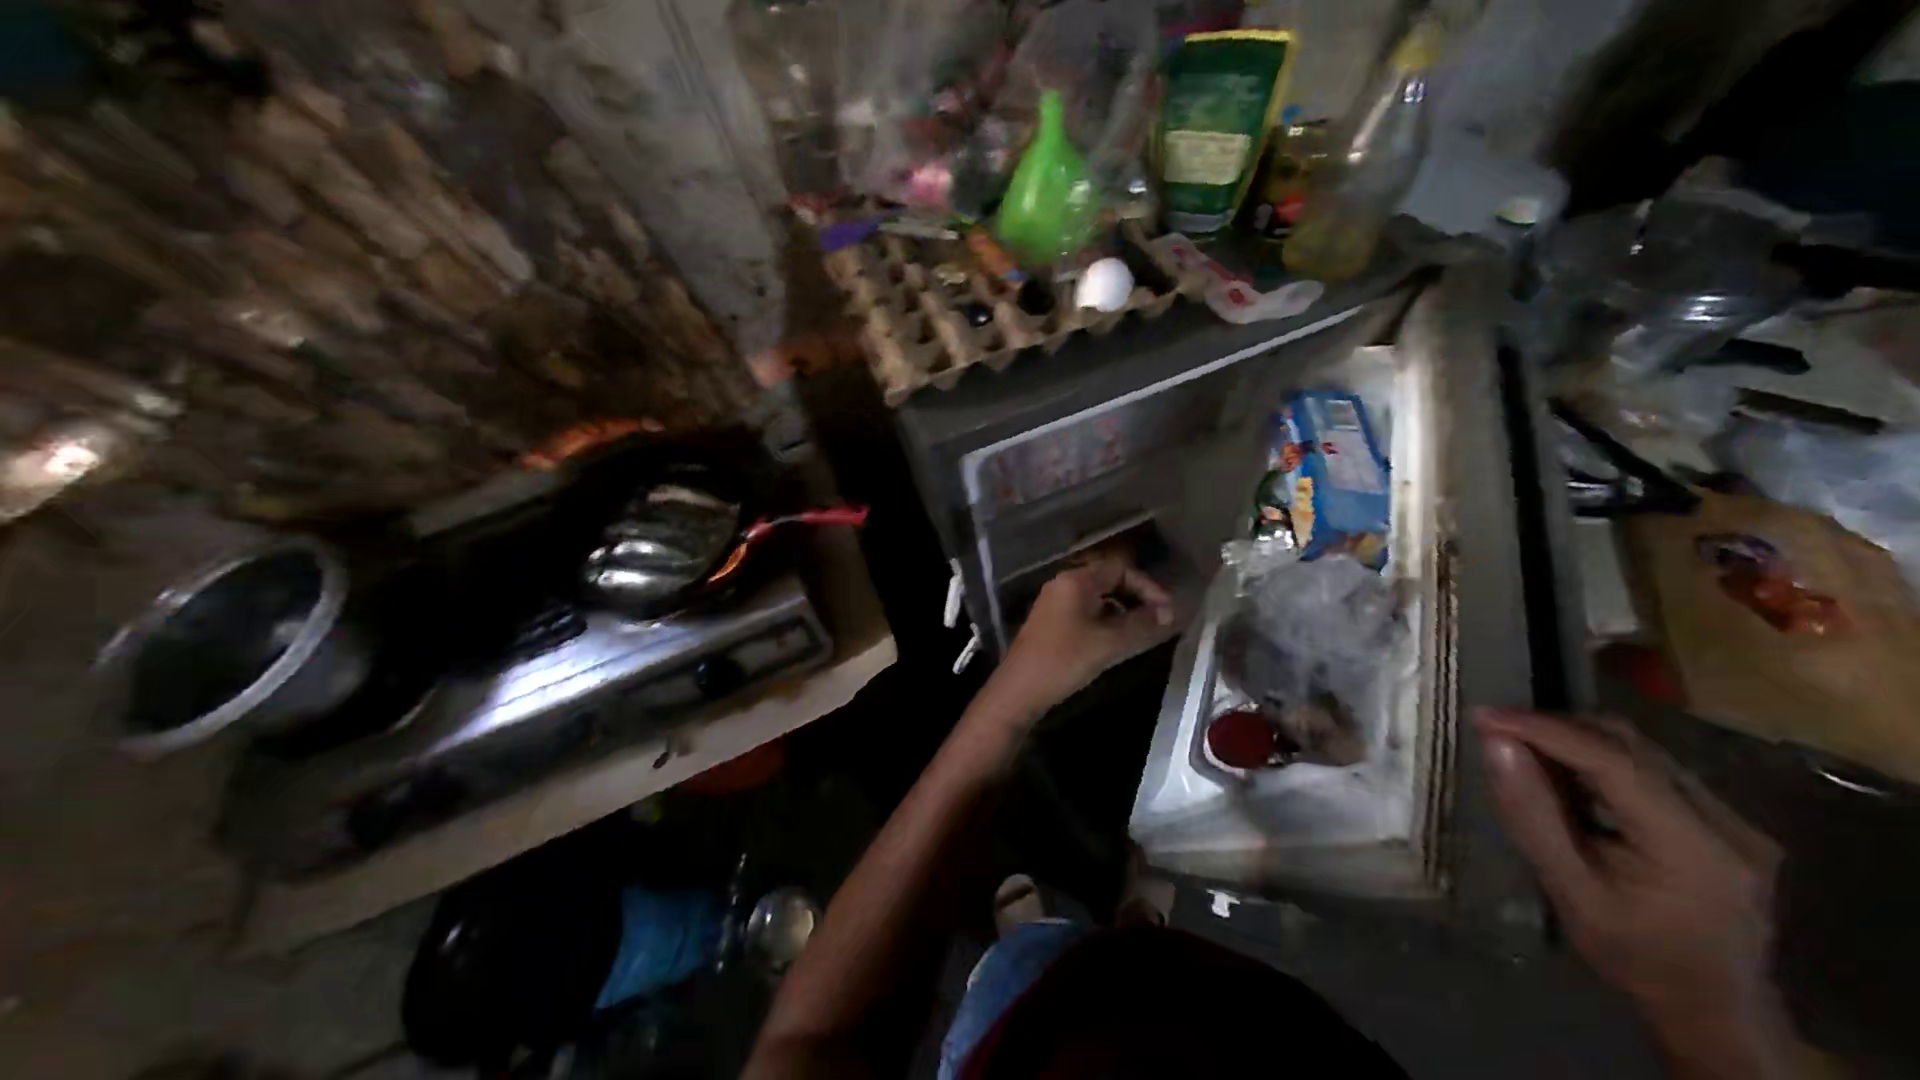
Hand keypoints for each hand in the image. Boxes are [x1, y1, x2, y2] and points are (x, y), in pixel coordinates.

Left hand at [988, 554, 1173, 715]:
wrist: (1020, 688)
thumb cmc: (1064, 660)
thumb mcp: (1109, 643)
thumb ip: (1142, 624)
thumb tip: (1169, 613)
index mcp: (1076, 580)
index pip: (1121, 568)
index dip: (1148, 586)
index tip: (1166, 611)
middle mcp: (1064, 583)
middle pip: (1109, 577)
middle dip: (1137, 595)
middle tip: (1159, 618)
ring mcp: (1055, 600)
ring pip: (1098, 594)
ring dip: (1123, 607)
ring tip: (1142, 629)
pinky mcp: (1051, 619)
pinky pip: (1086, 608)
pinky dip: (1106, 617)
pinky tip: (1116, 637)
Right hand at [1476, 709, 1799, 1077]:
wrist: (1712, 1008)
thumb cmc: (1631, 954)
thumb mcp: (1568, 888)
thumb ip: (1531, 813)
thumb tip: (1496, 743)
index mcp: (1694, 846)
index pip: (1612, 760)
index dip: (1543, 729)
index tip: (1483, 717)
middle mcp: (1727, 822)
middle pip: (1631, 745)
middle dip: (1556, 728)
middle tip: (1496, 729)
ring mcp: (1735, 820)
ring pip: (1642, 751)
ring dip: (1576, 741)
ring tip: (1522, 748)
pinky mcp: (1726, 822)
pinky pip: (1653, 769)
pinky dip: (1599, 760)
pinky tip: (1567, 776)